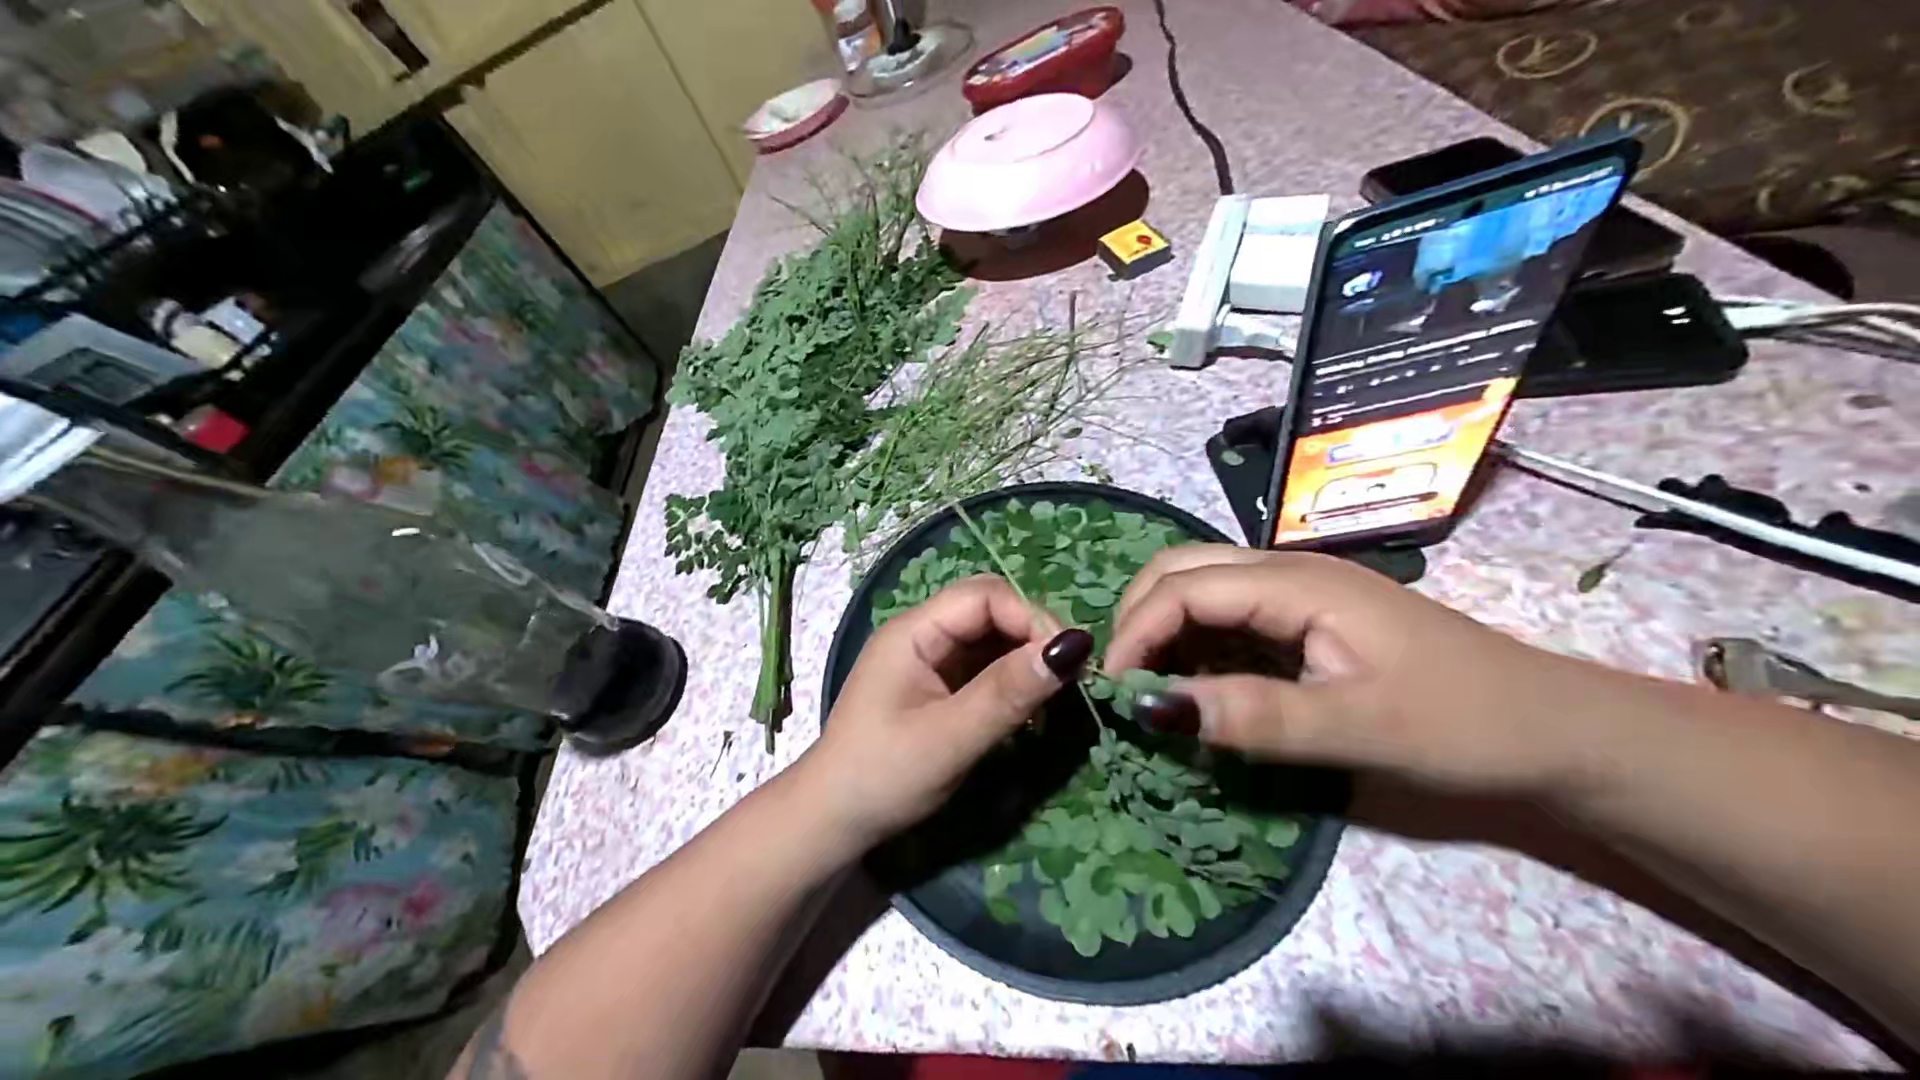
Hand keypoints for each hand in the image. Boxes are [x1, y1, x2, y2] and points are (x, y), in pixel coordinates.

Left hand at [799, 576, 1093, 845]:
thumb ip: (1008, 693)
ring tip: (1057, 691)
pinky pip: (984, 666)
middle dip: (1031, 633)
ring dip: (1025, 658)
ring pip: (990, 638)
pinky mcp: (938, 685)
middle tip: (1068, 674)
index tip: (1068, 658)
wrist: (833, 821)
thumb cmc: (883, 776)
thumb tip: (1073, 647)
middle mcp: (922, 634)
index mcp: (913, 632)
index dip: (1030, 616)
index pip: (983, 596)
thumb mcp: (950, 738)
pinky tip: (1031, 705)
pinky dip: (1012, 680)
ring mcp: (929, 660)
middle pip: (989, 609)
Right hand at [1104, 545, 1626, 793]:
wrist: (1556, 730)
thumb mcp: (1359, 728)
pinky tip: (1200, 683)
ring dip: (1163, 627)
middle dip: (1139, 615)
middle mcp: (1288, 570)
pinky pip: (1227, 614)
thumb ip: (1256, 716)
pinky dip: (1194, 642)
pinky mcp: (1305, 616)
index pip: (1185, 588)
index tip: (1114, 690)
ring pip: (1200, 586)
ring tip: (1155, 685)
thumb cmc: (1464, 724)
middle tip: (1127, 681)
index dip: (1136, 631)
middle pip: (1182, 568)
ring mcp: (1297, 591)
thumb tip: (1154, 709)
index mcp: (1299, 582)